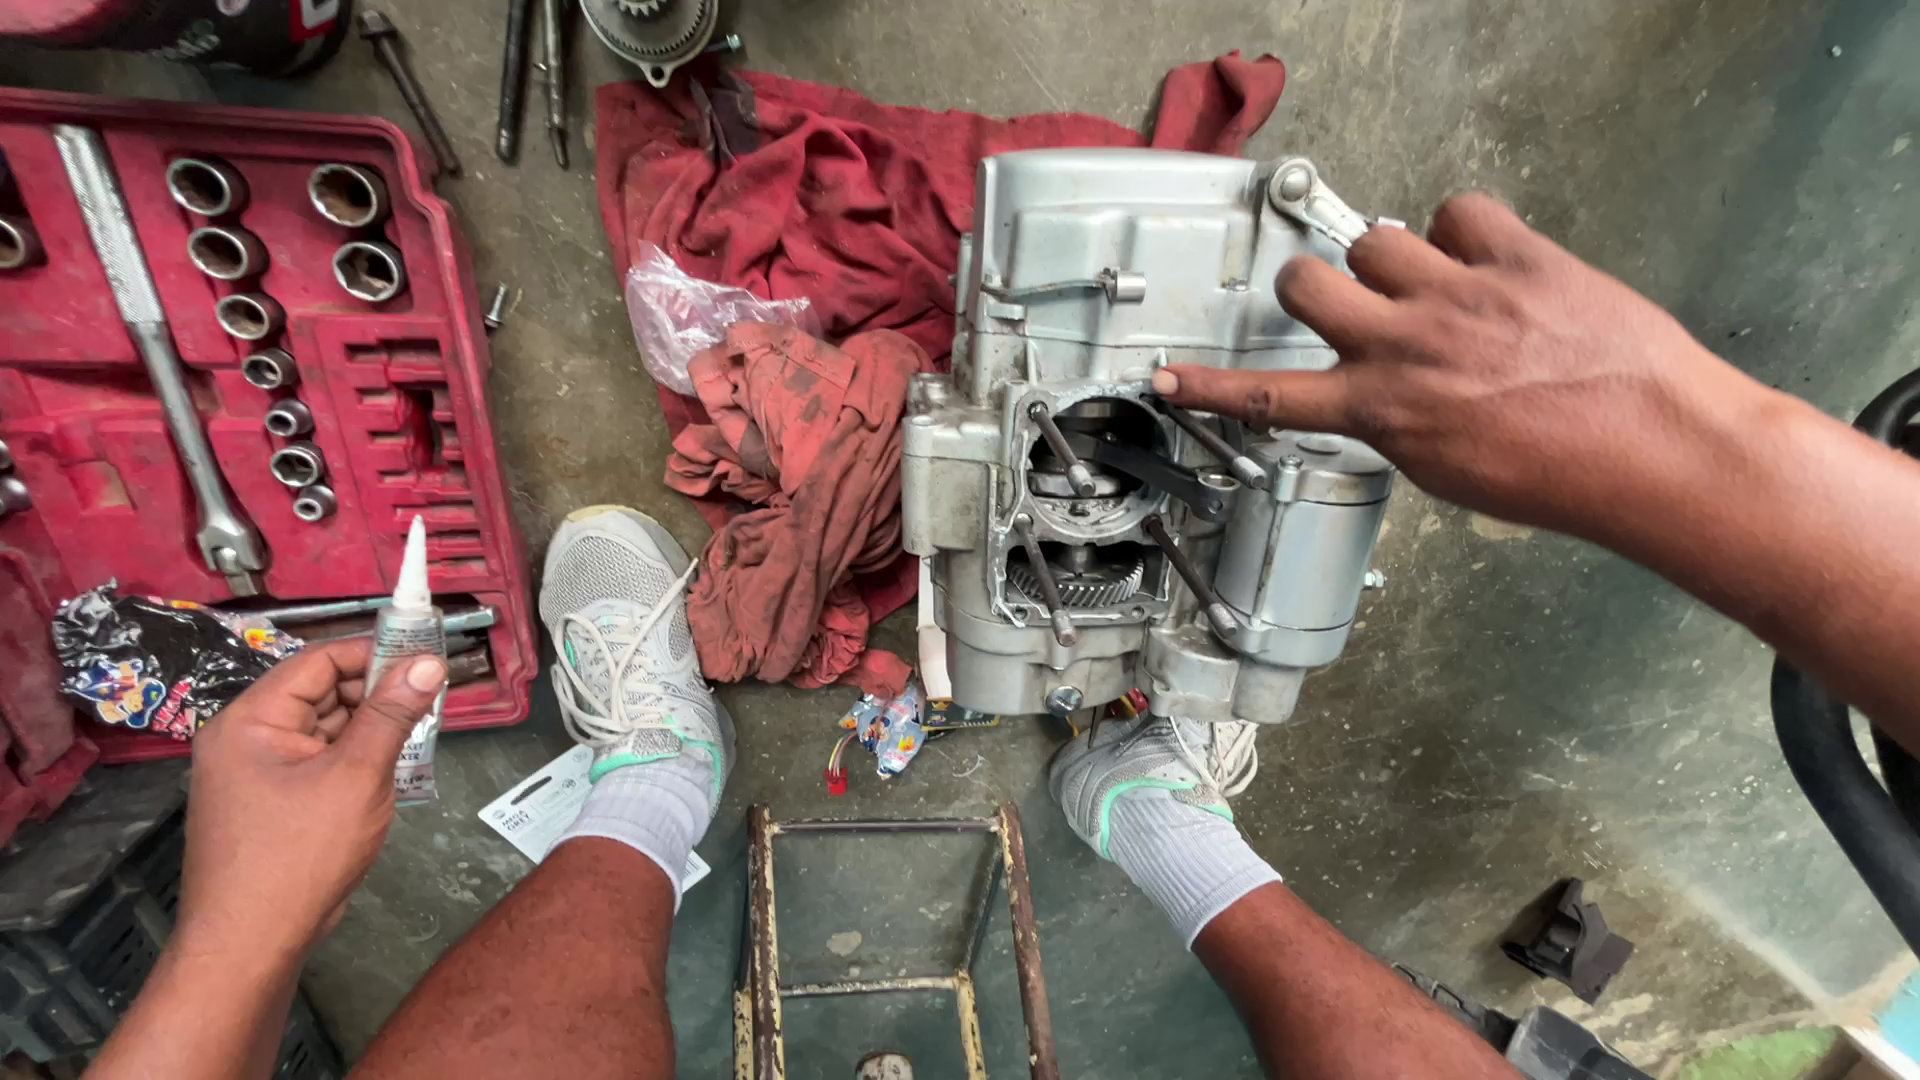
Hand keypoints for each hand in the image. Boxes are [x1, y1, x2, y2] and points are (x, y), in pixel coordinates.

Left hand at [175, 639, 446, 964]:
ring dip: (378, 722)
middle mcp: (250, 738)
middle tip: (434, 696)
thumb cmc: (301, 851)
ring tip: (423, 729)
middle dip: (381, 690)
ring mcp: (263, 770)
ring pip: (331, 723)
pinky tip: (400, 760)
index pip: (318, 662)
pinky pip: (328, 754)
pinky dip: (365, 751)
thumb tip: (428, 663)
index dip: (374, 652)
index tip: (428, 656)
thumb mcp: (358, 774)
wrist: (254, 942)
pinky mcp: (280, 797)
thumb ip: (393, 713)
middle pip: (325, 690)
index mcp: (251, 722)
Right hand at [1153, 193, 1768, 536]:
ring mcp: (1459, 295)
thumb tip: (1367, 387)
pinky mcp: (1519, 258)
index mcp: (1379, 407)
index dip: (1206, 386)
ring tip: (1421, 283)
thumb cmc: (1549, 472)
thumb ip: (1383, 417)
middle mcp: (1404, 344)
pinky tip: (1473, 257)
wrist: (1655, 448)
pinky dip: (1458, 228)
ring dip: (1383, 260)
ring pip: (1373, 238)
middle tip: (1337, 304)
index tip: (1167, 377)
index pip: (1267, 396)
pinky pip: (1460, 210)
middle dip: (1308, 289)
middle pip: (1305, 282)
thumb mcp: (1433, 465)